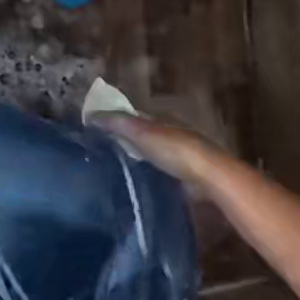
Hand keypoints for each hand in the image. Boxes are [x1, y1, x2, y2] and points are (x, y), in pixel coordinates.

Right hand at [86, 111, 230, 189]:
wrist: (208, 178)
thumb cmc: (175, 150)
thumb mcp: (142, 132)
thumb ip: (117, 123)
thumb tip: (91, 115)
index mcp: (164, 120)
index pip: (135, 117)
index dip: (116, 122)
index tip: (96, 132)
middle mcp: (173, 135)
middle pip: (144, 136)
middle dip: (126, 142)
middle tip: (101, 153)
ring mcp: (181, 157)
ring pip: (152, 156)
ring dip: (137, 161)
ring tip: (114, 171)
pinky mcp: (184, 178)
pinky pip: (160, 175)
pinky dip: (148, 176)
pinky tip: (136, 184)